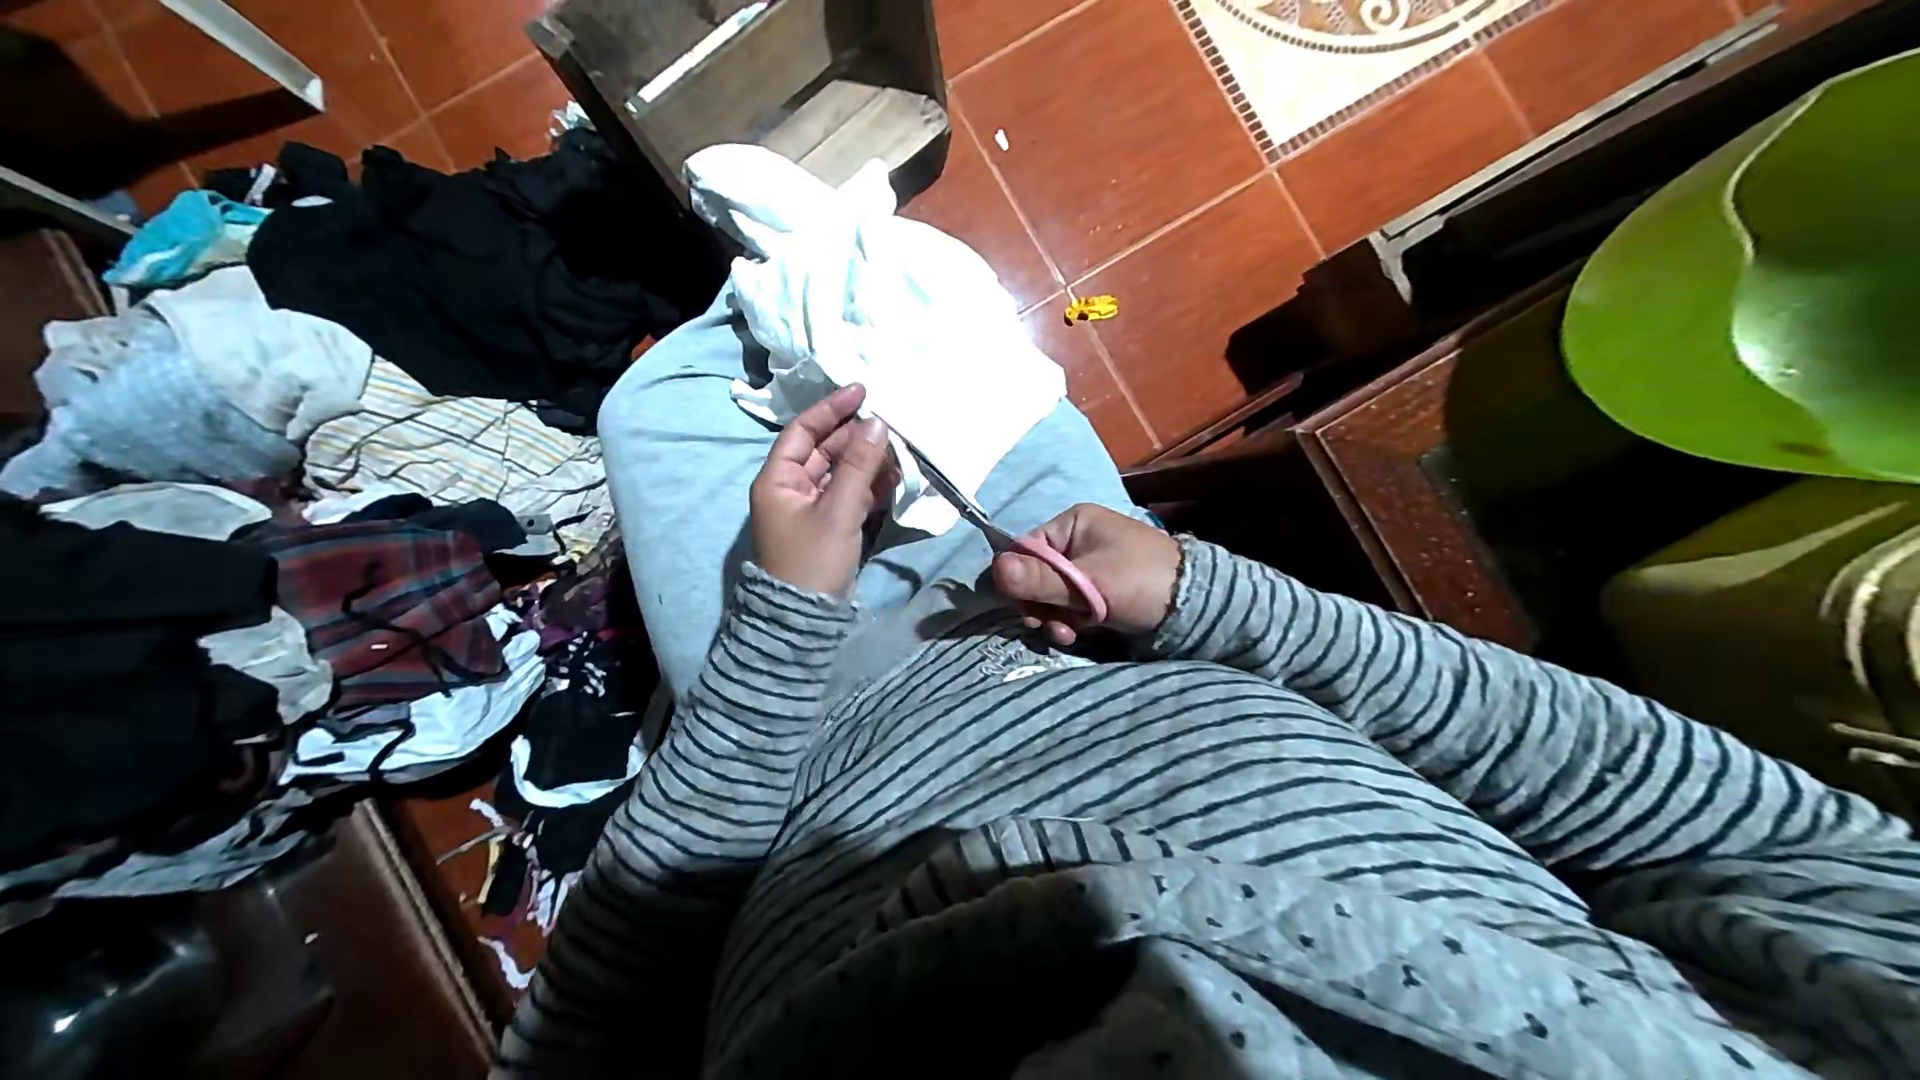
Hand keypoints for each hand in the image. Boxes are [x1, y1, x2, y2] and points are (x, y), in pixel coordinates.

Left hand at [750, 383, 894, 595]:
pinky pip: (849, 494)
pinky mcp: (829, 524)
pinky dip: (869, 485)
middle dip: (856, 437)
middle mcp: (791, 488)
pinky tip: (893, 477)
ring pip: (841, 472)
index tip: (861, 392)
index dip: (831, 410)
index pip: (803, 431)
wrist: (805, 619)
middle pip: (825, 450)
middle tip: (890, 425)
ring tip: (898, 451)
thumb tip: (878, 423)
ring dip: (867, 461)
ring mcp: (811, 507)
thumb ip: (858, 466)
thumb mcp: (838, 510)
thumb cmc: (813, 560)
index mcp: (778, 479)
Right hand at [991, 503, 1179, 645]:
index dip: (1020, 583)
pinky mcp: (1100, 587)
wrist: (1196, 605)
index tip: (1029, 612)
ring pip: (1052, 593)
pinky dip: (1071, 620)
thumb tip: (994, 569)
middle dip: (1041, 606)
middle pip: (1036, 575)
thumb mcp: (1088, 584)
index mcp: (1072, 523)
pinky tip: (1079, 633)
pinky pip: (1071, 603)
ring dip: (1055, 617)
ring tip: (1069, 635)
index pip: (1025, 551)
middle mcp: (1077, 540)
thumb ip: (1041, 580)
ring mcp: (1089, 564)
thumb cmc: (1140, 582)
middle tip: (1053, 628)